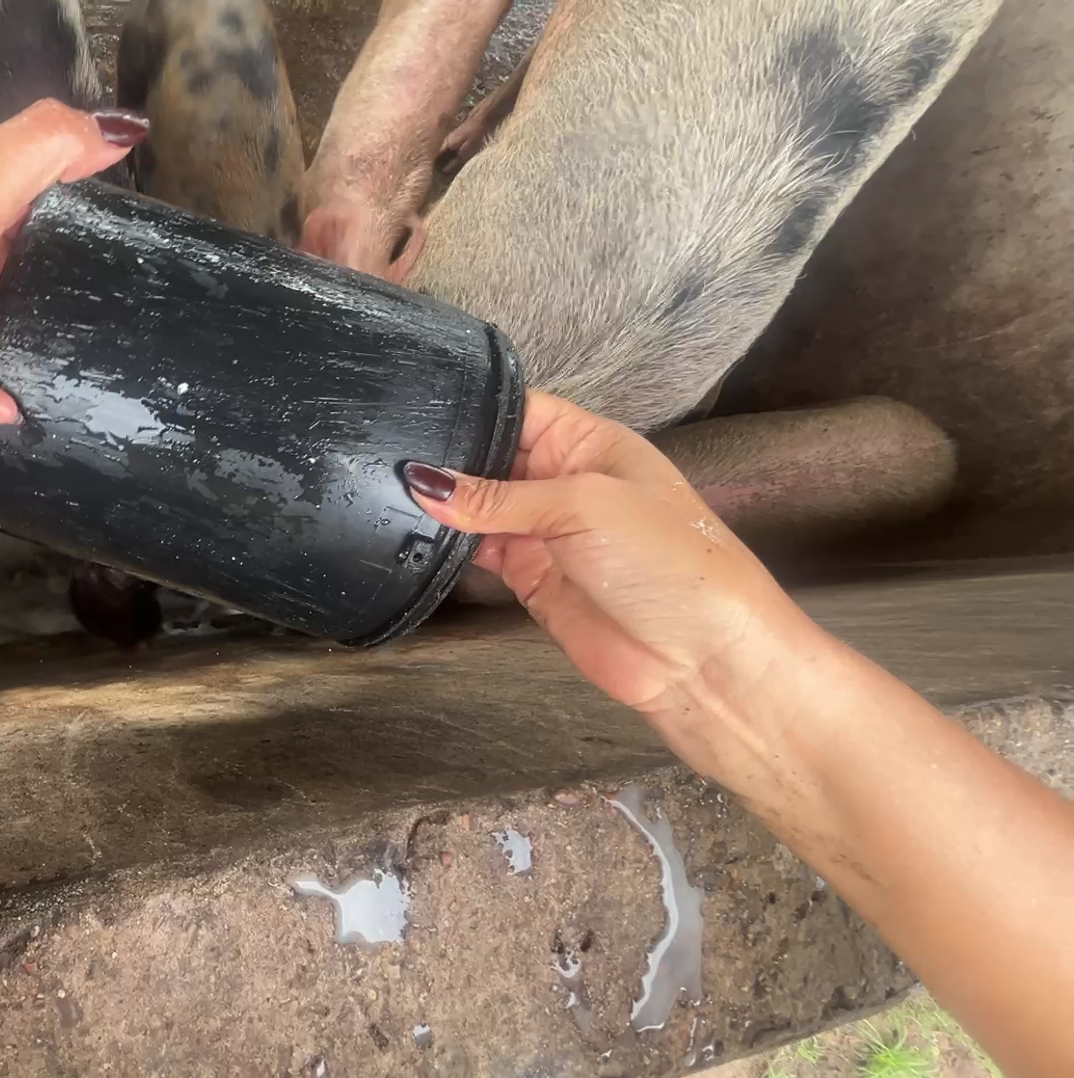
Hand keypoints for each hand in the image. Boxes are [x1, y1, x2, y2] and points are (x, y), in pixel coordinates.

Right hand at [403, 392, 807, 724]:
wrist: (697, 659)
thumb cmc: (664, 560)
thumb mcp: (581, 506)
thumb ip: (496, 497)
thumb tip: (421, 484)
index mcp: (588, 444)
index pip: (519, 411)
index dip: (473, 410)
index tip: (414, 413)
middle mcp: (561, 480)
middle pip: (489, 458)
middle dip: (447, 460)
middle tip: (388, 458)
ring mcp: (540, 529)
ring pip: (475, 506)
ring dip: (442, 505)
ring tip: (388, 493)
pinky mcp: (523, 571)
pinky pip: (474, 548)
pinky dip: (447, 543)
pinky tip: (415, 533)